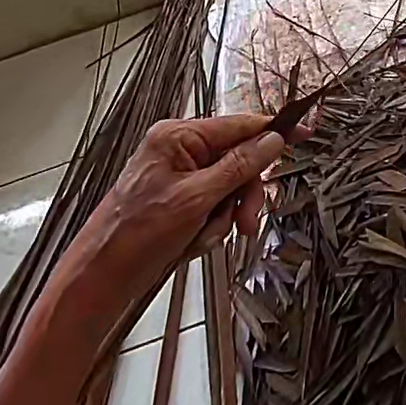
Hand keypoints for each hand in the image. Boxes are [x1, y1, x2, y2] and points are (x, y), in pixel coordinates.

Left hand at [80, 114, 298, 301]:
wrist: (100, 278)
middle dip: (244, 194)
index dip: (273, 132)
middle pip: (238, 160)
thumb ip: (239, 166)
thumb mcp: (196, 198)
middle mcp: (181, 151)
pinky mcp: (180, 201)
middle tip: (246, 223)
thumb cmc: (137, 233)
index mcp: (178, 137)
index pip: (239, 125)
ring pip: (229, 188)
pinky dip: (211, 227)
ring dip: (225, 216)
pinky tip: (192, 242)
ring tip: (205, 238)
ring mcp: (180, 176)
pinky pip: (214, 207)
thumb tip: (273, 140)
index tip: (305, 133)